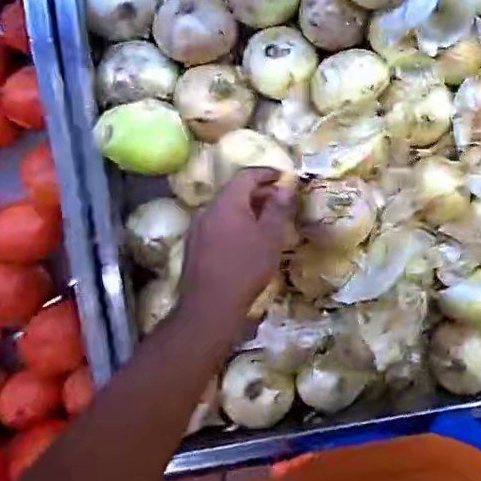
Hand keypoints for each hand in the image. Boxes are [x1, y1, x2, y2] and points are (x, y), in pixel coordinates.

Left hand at [178, 167, 295, 328]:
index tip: (284, 177)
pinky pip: (218, 224)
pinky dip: (235, 224)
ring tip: (268, 222)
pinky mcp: (194, 247)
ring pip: (226, 209)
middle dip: (259, 192)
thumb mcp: (271, 236)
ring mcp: (197, 229)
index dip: (266, 173)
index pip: (246, 175)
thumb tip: (285, 186)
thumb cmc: (246, 267)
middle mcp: (207, 210)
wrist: (209, 307)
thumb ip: (278, 208)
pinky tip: (248, 241)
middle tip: (281, 202)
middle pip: (235, 191)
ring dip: (247, 209)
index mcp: (226, 202)